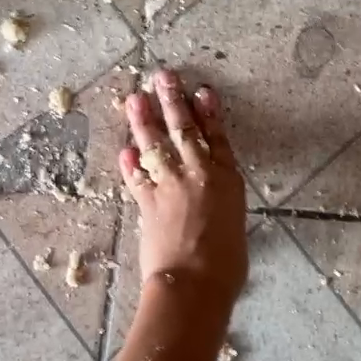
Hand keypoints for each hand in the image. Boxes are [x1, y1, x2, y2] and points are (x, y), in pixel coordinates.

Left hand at [117, 69, 249, 310]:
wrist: (194, 284)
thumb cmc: (227, 266)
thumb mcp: (235, 228)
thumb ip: (222, 209)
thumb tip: (212, 210)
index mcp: (227, 180)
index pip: (217, 137)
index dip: (209, 113)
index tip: (201, 90)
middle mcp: (198, 174)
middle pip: (184, 130)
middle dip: (172, 100)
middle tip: (162, 76)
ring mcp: (170, 185)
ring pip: (155, 145)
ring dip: (144, 120)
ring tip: (135, 98)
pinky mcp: (147, 202)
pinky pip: (137, 177)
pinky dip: (130, 164)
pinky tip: (124, 149)